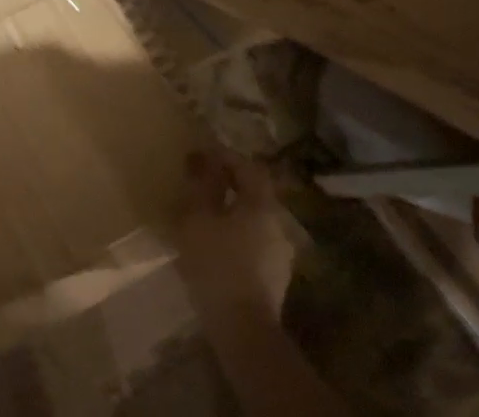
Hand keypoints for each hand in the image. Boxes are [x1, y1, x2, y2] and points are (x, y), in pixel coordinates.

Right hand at [174, 149, 294, 325]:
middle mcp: (278, 224)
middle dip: (228, 183)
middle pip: (254, 193)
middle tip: (199, 180)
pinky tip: (215, 244)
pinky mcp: (275, 276)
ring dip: (231, 210)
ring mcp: (281, 253)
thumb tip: (202, 157)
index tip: (201, 152)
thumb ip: (201, 185)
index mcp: (262, 206)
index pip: (248, 167)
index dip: (225, 156)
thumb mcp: (197, 218)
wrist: (242, 327)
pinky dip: (235, 233)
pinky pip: (253, 241)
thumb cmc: (216, 264)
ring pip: (254, 219)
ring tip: (203, 213)